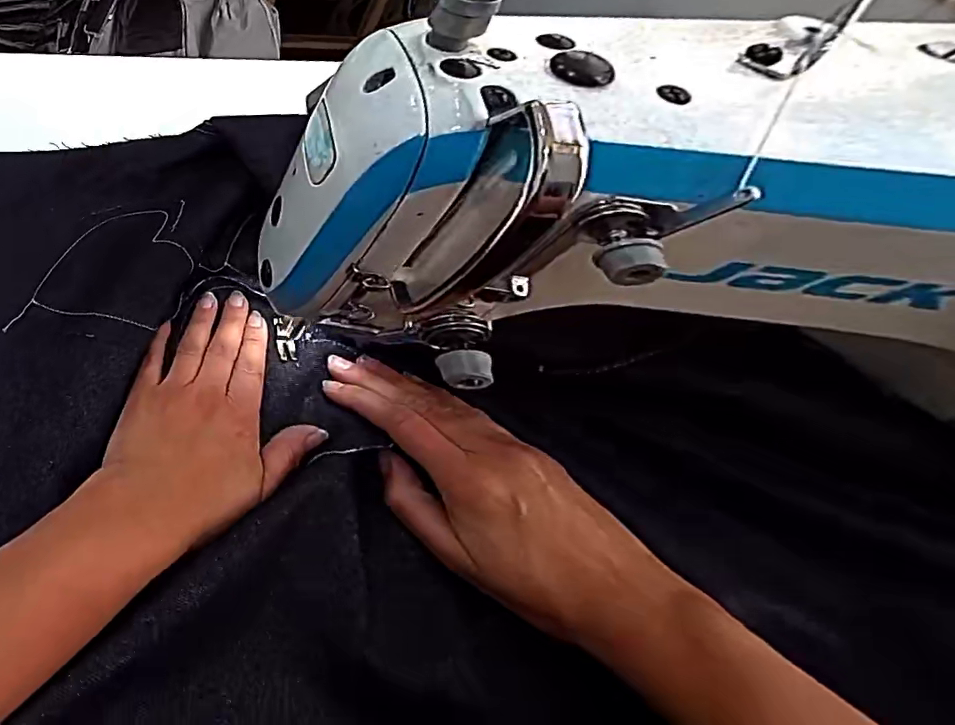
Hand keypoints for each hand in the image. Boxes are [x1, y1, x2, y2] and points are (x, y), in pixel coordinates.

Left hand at [95, 291, 327, 551]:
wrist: (143, 507)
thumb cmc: (200, 504)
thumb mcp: (257, 486)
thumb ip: (287, 453)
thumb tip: (316, 433)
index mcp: (238, 414)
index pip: (251, 366)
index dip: (256, 340)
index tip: (259, 320)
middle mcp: (208, 394)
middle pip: (224, 347)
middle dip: (233, 319)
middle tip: (237, 298)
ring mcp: (174, 390)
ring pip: (192, 344)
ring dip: (202, 319)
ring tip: (209, 299)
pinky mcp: (144, 394)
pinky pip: (155, 358)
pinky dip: (161, 340)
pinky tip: (167, 326)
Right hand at [321, 355, 694, 646]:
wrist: (618, 591)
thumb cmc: (541, 586)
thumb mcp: (459, 558)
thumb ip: (412, 505)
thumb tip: (388, 466)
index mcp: (467, 475)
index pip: (402, 421)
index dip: (363, 398)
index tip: (336, 385)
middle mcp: (488, 447)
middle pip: (420, 400)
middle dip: (375, 377)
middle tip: (343, 363)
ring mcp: (510, 442)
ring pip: (443, 400)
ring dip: (402, 380)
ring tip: (372, 368)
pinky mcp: (525, 446)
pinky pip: (467, 409)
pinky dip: (434, 394)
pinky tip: (422, 391)